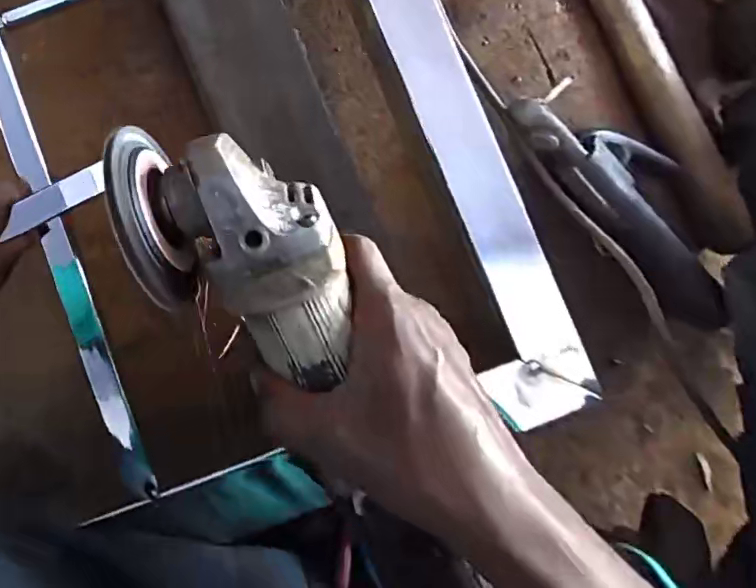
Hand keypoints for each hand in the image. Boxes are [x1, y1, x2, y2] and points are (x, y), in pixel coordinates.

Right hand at [257, 235, 643, 587]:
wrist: (499, 510)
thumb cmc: (411, 457)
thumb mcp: (327, 435)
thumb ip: (278, 403)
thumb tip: (257, 377)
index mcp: (388, 313)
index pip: (356, 247)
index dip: (321, 246)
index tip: (291, 268)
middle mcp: (419, 314)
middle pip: (364, 281)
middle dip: (326, 296)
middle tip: (297, 325)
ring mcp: (444, 338)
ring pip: (385, 310)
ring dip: (354, 325)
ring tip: (329, 361)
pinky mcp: (457, 365)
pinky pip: (407, 335)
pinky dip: (381, 347)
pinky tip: (372, 393)